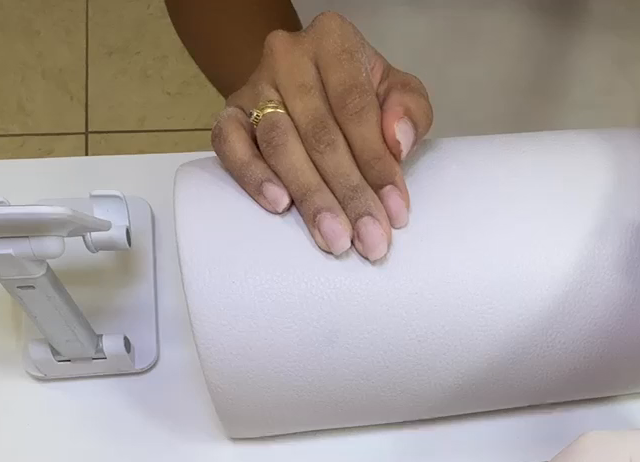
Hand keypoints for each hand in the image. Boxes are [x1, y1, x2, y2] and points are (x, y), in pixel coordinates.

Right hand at [209, 13, 431, 261]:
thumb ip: (409, 110)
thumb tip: (397, 139)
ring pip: (281, 145)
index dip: (378, 165)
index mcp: (334, 42)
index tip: (396, 213)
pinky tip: (279, 206)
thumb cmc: (360, 97)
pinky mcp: (229, 115)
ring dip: (311, 198)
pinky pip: (231, 146)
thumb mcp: (397, 94)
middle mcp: (288, 57)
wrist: (310, 87)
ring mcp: (253, 86)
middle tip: (369, 241)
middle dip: (350, 194)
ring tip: (334, 239)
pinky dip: (252, 176)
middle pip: (321, 135)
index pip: (356, 109)